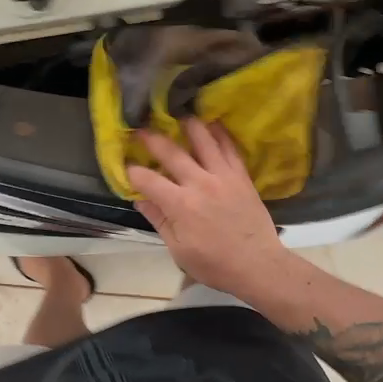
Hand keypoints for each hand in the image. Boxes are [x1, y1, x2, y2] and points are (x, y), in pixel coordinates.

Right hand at [126, 119, 298, 299]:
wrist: (257, 265)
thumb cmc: (214, 264)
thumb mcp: (179, 250)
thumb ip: (160, 221)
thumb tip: (141, 201)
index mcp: (180, 205)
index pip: (147, 180)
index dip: (131, 172)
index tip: (125, 167)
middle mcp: (200, 183)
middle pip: (171, 152)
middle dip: (152, 139)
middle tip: (141, 128)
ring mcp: (223, 176)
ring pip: (203, 140)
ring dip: (188, 125)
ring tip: (179, 116)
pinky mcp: (241, 176)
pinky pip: (230, 148)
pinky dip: (220, 134)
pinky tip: (213, 124)